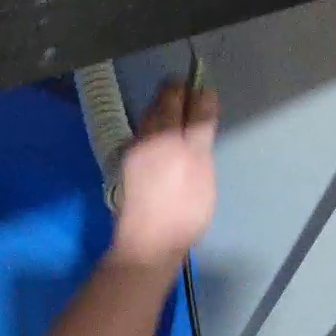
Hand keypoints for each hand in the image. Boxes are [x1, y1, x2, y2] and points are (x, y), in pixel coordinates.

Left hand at [111, 82, 216, 269]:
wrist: (148, 244)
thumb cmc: (182, 211)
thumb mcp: (201, 170)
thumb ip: (201, 132)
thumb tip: (202, 103)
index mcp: (171, 137)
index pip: (184, 101)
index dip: (198, 94)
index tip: (205, 91)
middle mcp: (150, 138)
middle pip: (163, 104)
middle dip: (178, 95)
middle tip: (192, 98)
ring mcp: (136, 151)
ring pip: (151, 118)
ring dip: (165, 110)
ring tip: (179, 116)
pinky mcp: (129, 165)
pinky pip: (145, 134)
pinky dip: (156, 128)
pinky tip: (164, 140)